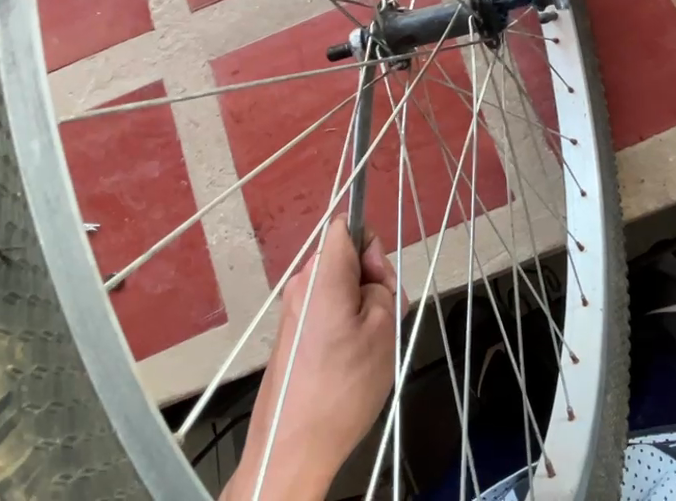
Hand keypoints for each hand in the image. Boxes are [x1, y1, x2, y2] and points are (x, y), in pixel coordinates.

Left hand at [222, 219, 400, 500]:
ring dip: (361, 305)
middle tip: (383, 320)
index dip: (372, 244)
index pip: (347, 226)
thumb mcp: (384, 327)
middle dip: (370, 279)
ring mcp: (292, 310)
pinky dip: (345, 324)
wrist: (292, 448)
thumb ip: (382, 285)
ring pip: (339, 286)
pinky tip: (352, 360)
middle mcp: (301, 284)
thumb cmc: (344, 384)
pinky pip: (326, 310)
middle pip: (345, 257)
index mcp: (322, 274)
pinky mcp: (291, 335)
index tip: (380, 280)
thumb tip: (369, 275)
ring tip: (369, 347)